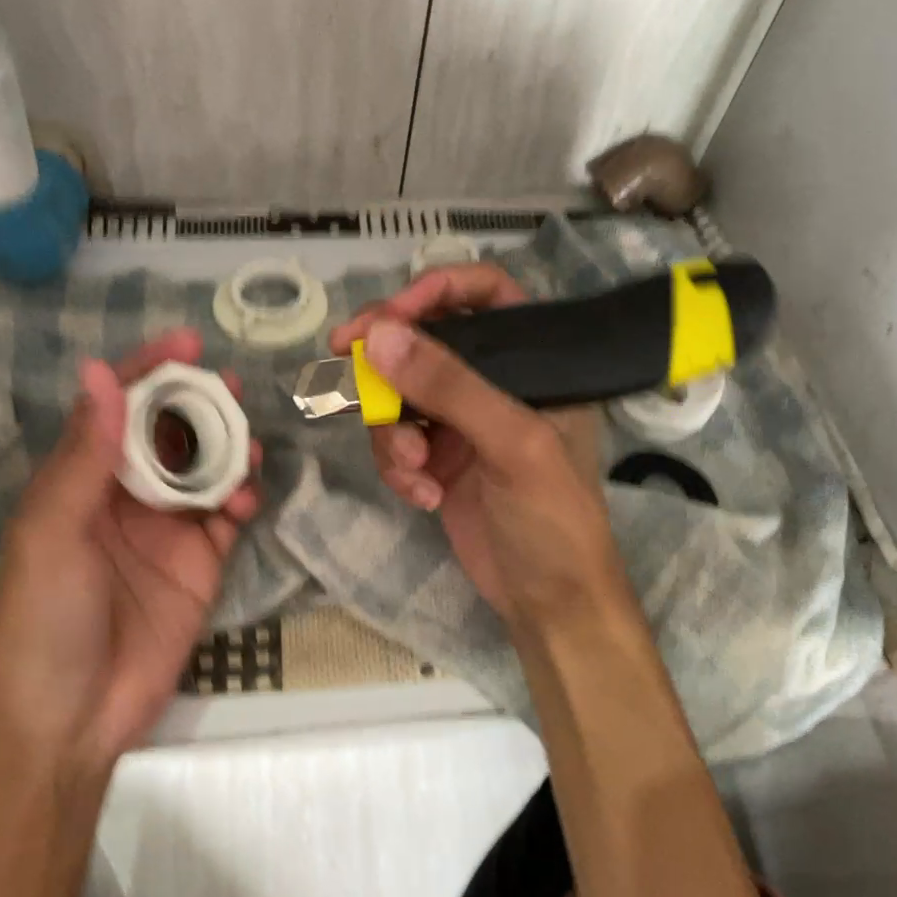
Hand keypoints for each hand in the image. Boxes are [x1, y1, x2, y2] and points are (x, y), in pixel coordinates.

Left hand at [0, 330, 261, 767]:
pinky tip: (246, 496)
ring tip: (249, 438)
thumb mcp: (52, 533)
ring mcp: (166, 531)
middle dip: (198, 404)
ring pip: (205, 470)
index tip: (187, 344)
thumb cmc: (44, 620)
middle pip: (168, 433)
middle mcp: (124, 497)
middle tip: (230, 386)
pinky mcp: (200, 565)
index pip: (115, 410)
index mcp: (78, 481)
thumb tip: (100, 372)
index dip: (148, 372)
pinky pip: (227, 518)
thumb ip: (84, 457)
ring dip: (228, 448)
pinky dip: (242, 498)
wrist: (71, 719)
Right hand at [330, 264, 635, 630]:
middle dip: (387, 361)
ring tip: (413, 469)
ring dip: (392, 430)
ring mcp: (464, 424)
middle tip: (342, 359)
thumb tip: (378, 333)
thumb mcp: (512, 443)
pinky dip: (398, 466)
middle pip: (426, 342)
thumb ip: (449, 386)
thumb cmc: (554, 520)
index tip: (390, 315)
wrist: (550, 604)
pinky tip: (422, 497)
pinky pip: (397, 441)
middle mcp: (497, 385)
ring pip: (400, 395)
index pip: (486, 295)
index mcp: (534, 364)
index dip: (436, 292)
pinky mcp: (440, 462)